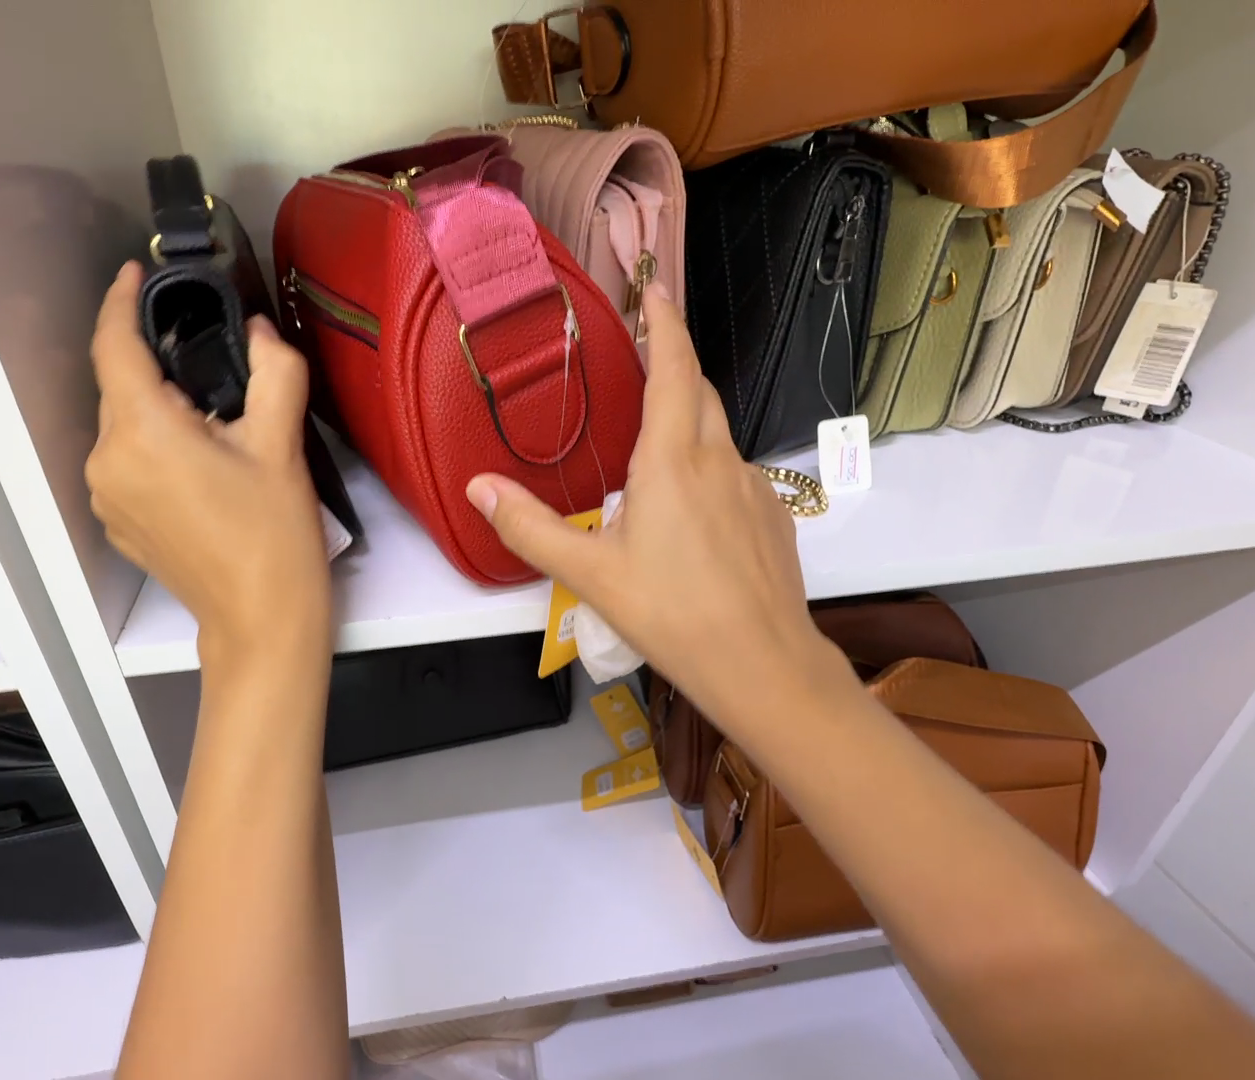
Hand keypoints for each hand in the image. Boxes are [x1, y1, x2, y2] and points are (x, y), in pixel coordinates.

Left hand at [87, 262, 331, 667]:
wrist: (261, 619)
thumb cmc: (275, 534)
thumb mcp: (282, 444)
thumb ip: (274, 371)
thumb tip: (260, 330)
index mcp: (143, 433)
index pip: (114, 347)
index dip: (121, 302)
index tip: (135, 275)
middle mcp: (107, 461)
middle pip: (120, 389)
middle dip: (157, 366)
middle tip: (213, 365)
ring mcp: (106, 498)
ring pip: (124, 428)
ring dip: (158, 411)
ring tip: (213, 423)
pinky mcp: (118, 523)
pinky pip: (126, 463)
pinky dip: (153, 447)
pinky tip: (198, 465)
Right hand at [464, 292, 838, 729]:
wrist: (763, 665)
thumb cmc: (672, 615)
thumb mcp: (589, 574)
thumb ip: (529, 528)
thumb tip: (479, 487)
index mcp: (673, 460)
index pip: (673, 369)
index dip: (664, 323)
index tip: (654, 289)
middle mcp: (720, 460)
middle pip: (700, 393)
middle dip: (674, 368)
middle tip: (644, 363)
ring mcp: (756, 488)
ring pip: (719, 438)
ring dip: (690, 428)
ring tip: (656, 460)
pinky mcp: (775, 518)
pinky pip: (737, 476)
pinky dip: (711, 474)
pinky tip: (693, 519)